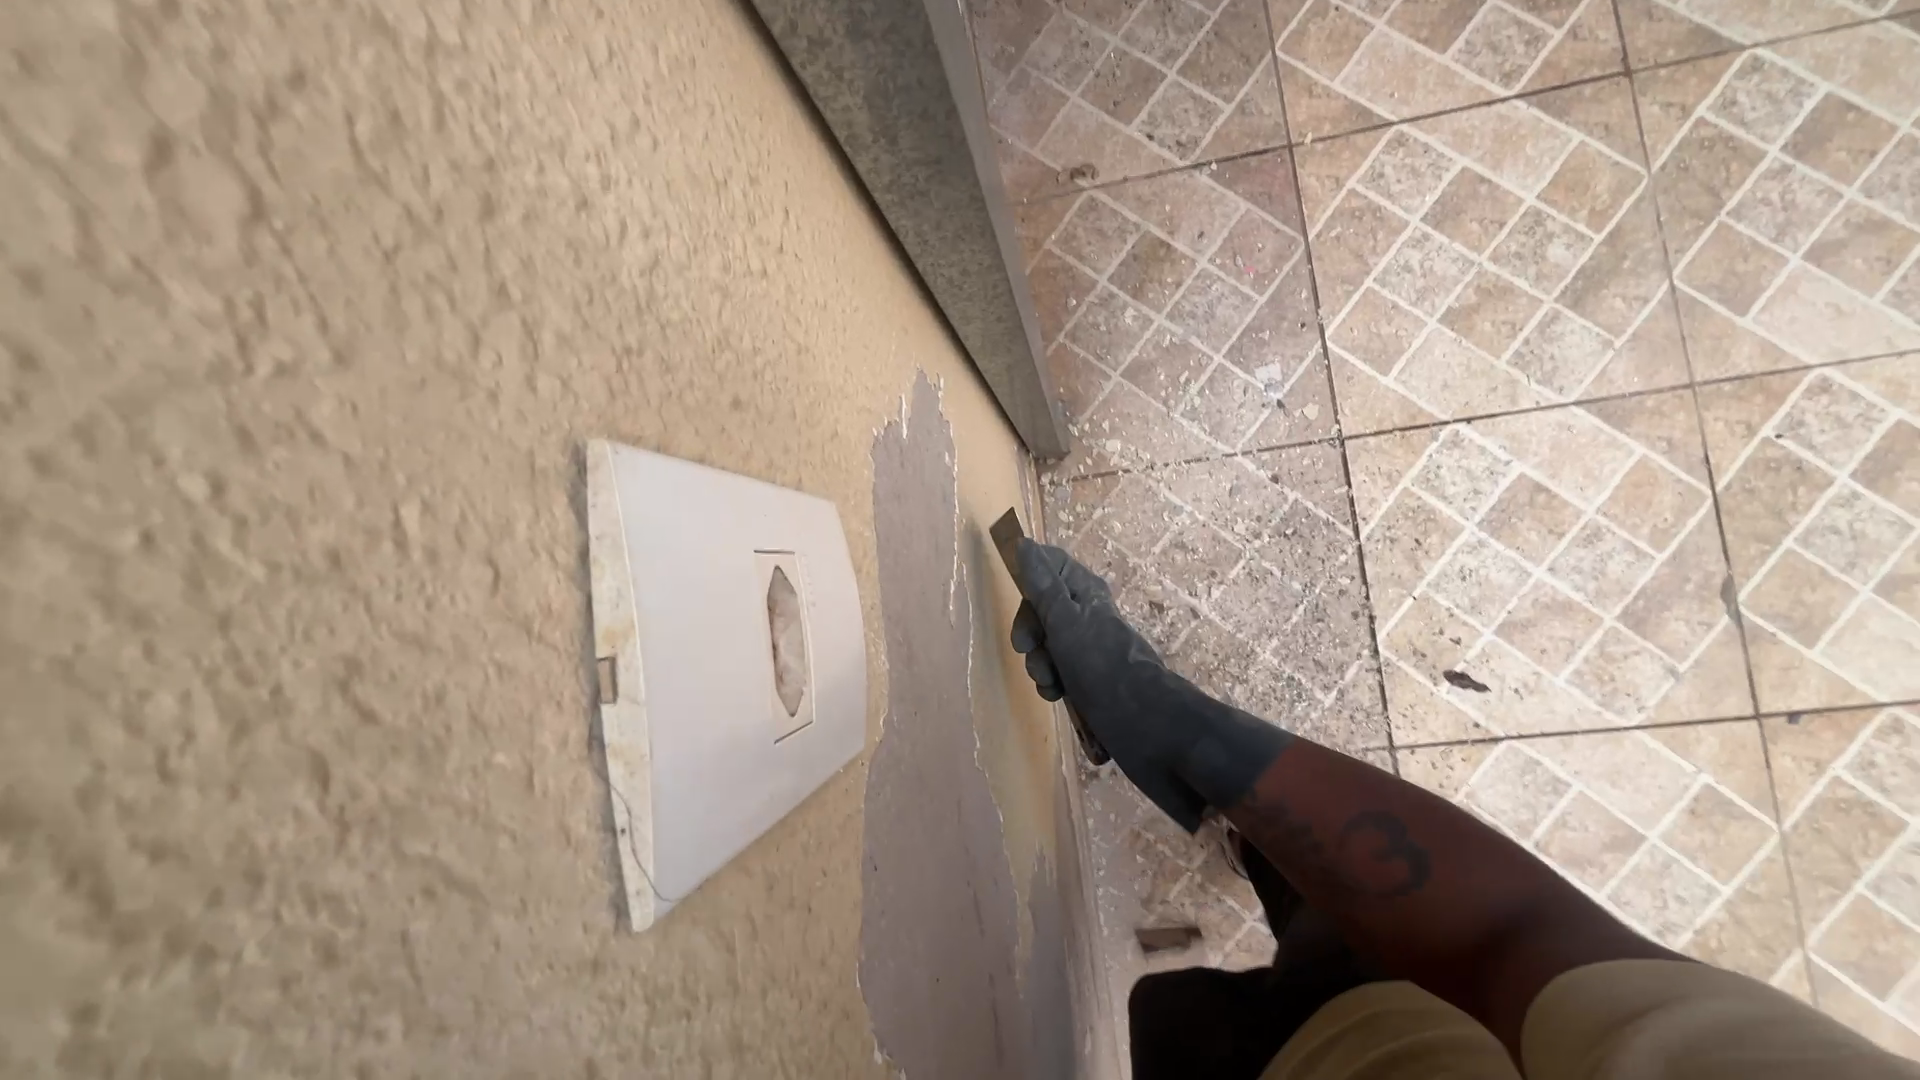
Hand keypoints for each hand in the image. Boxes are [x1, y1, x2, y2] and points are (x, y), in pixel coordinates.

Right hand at [1009, 539, 1212, 829]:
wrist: (1150, 728)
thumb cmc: (1103, 669)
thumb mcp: (1065, 623)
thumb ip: (1042, 586)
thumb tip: (1024, 543)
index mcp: (1086, 595)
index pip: (1050, 566)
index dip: (1029, 582)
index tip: (1023, 605)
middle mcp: (1088, 618)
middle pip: (1042, 613)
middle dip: (1032, 637)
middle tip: (1033, 655)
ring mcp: (1090, 652)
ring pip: (1048, 650)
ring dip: (1043, 669)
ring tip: (1053, 688)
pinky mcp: (1092, 684)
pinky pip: (1062, 678)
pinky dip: (1057, 689)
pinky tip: (1061, 701)